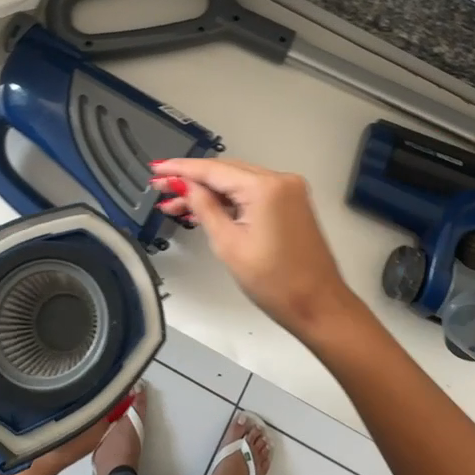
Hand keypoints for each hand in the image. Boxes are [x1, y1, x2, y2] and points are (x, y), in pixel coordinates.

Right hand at [150, 158, 362, 338]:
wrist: (319, 305)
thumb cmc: (275, 282)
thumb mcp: (229, 245)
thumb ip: (205, 208)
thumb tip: (186, 186)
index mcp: (265, 187)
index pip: (214, 170)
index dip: (181, 169)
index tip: (156, 169)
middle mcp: (281, 180)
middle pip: (226, 172)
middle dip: (192, 181)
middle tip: (160, 188)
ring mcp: (289, 190)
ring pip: (238, 182)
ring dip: (209, 191)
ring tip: (175, 204)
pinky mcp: (292, 203)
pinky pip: (253, 192)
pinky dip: (230, 200)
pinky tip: (206, 208)